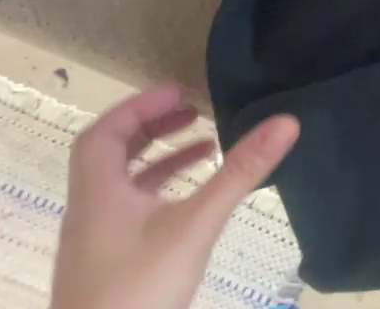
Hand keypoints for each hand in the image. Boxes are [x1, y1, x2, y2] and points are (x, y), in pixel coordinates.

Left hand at [51, 82, 299, 308]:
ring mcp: (99, 241)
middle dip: (153, 126)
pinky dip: (165, 187)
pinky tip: (199, 196)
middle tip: (197, 109)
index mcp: (98, 197)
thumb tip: (288, 119)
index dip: (138, 106)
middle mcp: (91, 213)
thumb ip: (240, 172)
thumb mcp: (197, 224)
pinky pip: (134, 207)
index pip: (103, 135)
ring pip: (124, 183)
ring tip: (209, 144)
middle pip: (110, 155)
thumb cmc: (139, 288)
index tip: (182, 90)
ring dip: (162, 156)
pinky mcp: (112, 262)